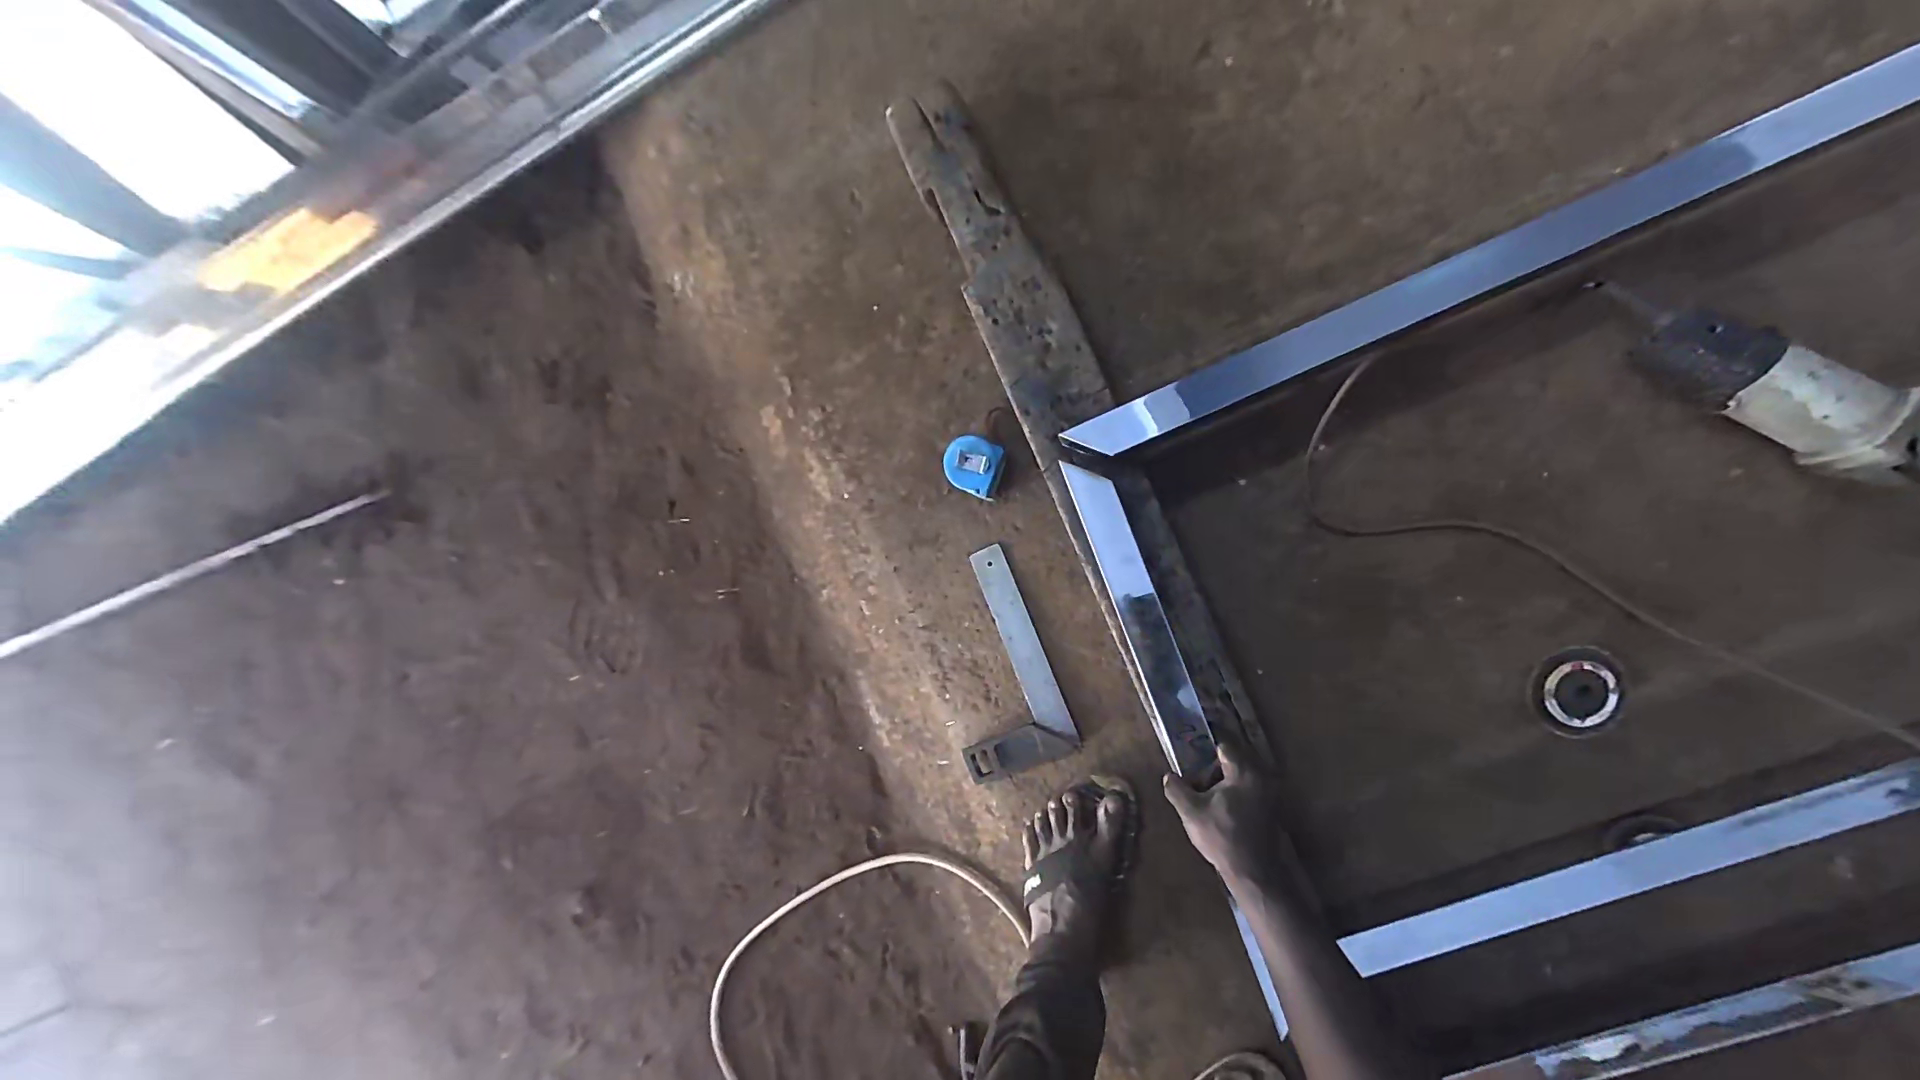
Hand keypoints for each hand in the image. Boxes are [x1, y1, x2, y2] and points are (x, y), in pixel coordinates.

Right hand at [1164, 736, 1300, 892]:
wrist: (1254, 873)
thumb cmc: (1223, 837)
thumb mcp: (1191, 812)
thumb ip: (1177, 788)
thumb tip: (1169, 776)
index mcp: (1244, 772)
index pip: (1224, 743)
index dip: (1204, 743)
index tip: (1189, 746)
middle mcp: (1261, 777)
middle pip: (1231, 760)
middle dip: (1210, 767)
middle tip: (1193, 780)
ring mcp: (1269, 794)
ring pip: (1238, 776)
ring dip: (1220, 782)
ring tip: (1202, 798)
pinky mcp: (1270, 809)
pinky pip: (1247, 789)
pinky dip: (1231, 793)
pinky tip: (1218, 809)